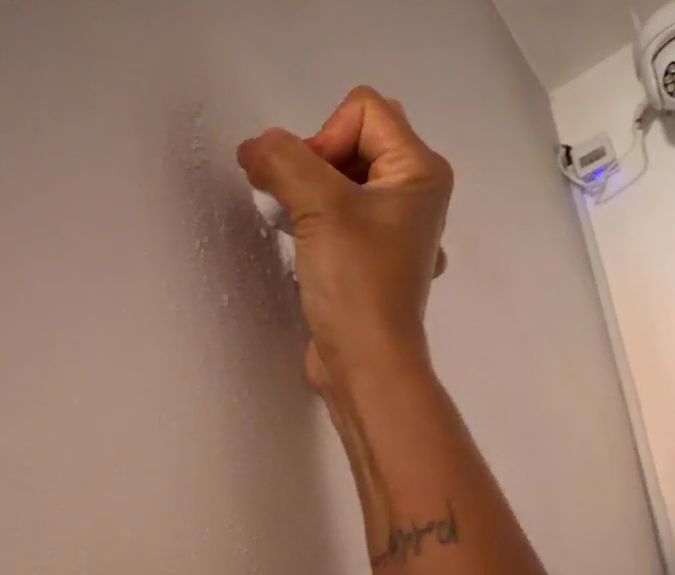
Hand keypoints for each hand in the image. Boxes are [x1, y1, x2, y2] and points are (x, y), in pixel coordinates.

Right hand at [236, 86, 452, 393]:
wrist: (366, 365)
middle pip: (353, 141)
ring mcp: (393, 229)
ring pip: (342, 182)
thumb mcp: (321, 211)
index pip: (364, 110)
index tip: (309, 188)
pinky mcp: (370, 260)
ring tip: (299, 231)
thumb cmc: (356, 285)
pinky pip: (339, 219)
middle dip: (313, 164)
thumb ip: (285, 164)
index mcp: (419, 170)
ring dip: (309, 197)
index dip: (323, 137)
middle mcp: (413, 193)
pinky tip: (310, 254)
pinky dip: (317, 226)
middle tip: (298, 207)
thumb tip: (255, 146)